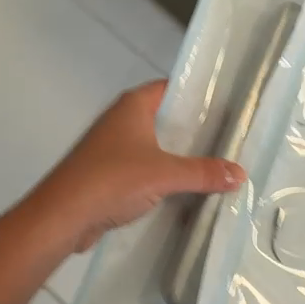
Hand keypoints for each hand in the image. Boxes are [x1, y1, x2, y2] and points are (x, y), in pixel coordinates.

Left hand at [27, 80, 246, 253]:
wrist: (63, 215)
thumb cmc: (112, 179)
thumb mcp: (164, 174)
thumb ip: (203, 173)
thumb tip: (241, 173)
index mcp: (133, 105)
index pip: (171, 88)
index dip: (197, 95)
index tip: (226, 107)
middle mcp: (122, 118)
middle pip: (165, 118)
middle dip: (193, 130)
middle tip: (228, 140)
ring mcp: (113, 146)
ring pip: (155, 144)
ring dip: (178, 156)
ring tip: (213, 165)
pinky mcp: (108, 172)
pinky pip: (143, 166)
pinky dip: (162, 175)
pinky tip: (183, 190)